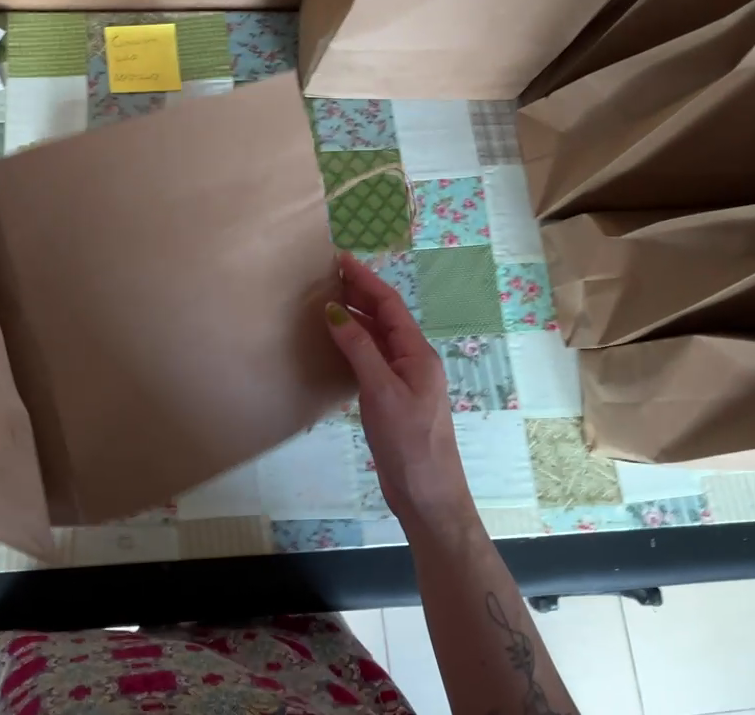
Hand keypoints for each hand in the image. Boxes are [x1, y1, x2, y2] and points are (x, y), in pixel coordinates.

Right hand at [326, 251, 472, 539]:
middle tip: (327, 274)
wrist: (427, 495)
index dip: (365, 279)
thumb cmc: (409, 442)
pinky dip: (353, 343)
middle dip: (359, 292)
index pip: (389, 305)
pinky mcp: (391, 398)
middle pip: (385, 316)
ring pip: (378, 337)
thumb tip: (334, 310)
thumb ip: (359, 349)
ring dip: (355, 316)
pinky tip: (335, 342)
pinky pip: (371, 358)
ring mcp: (403, 380)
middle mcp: (413, 361)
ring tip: (326, 299)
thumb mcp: (381, 392)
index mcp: (417, 354)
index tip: (340, 259)